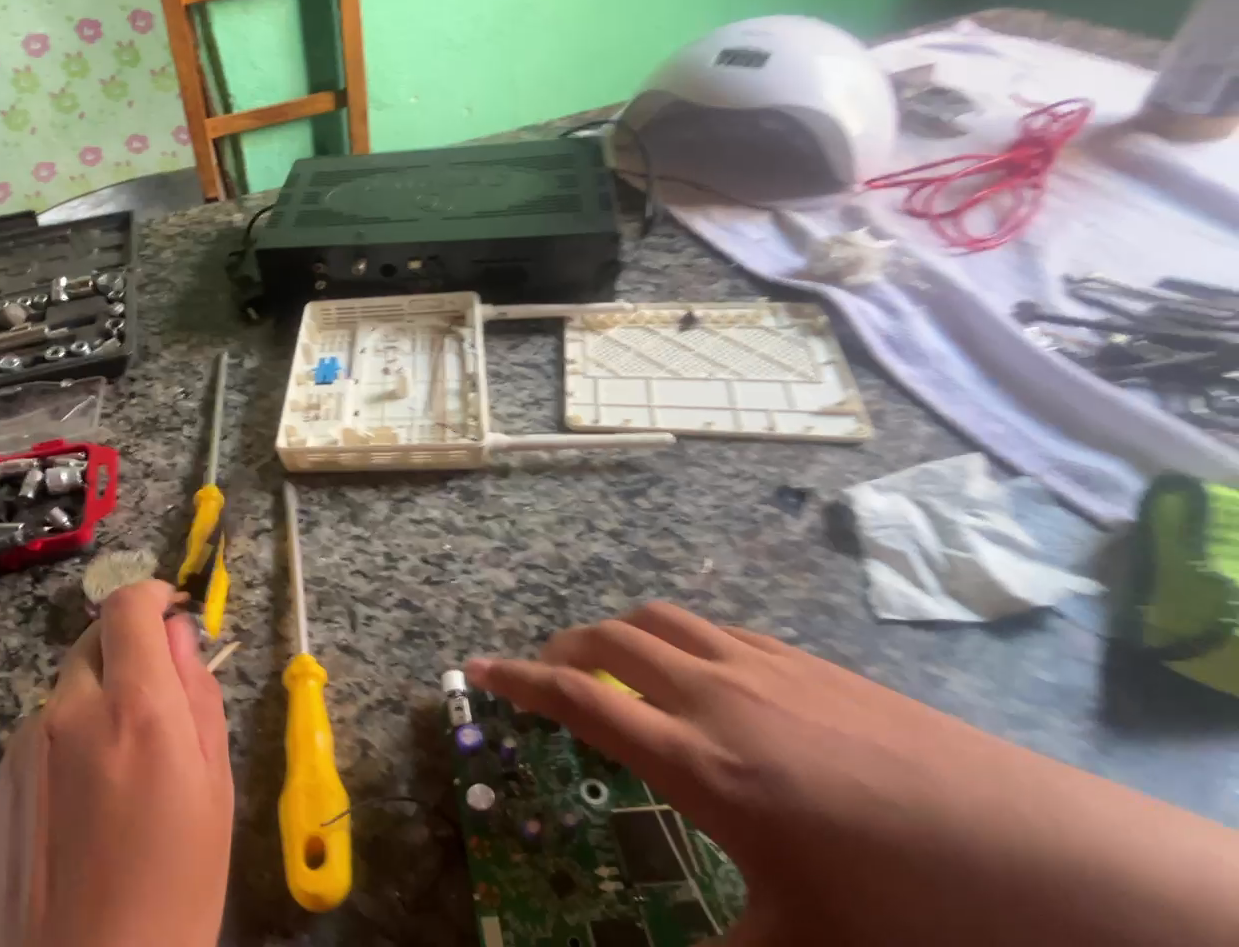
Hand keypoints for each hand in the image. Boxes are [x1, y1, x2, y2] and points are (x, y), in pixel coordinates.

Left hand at [0, 580, 231, 946]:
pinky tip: (85, 803)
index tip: (170, 610)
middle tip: (158, 706)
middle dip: (129, 651)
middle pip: (95, 641)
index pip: (127, 607)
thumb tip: (179, 633)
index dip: (150, 595)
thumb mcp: (214, 789)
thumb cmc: (175, 892)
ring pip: (68, 688)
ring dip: (99, 699)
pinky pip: (41, 731)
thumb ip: (198, 694)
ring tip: (122, 773)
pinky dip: (69, 736)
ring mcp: (23, 746)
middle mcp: (69, 711)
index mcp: (135, 709)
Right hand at [468, 603, 1238, 946]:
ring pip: (665, 619)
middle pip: (611, 639)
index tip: (478, 667)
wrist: (1054, 864)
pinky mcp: (816, 664)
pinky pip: (720, 629)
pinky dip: (681, 638)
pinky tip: (702, 675)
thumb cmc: (907, 911)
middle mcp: (720, 697)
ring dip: (620, 632)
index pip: (579, 699)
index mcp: (698, 762)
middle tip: (544, 675)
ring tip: (612, 666)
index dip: (518, 679)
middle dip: (562, 647)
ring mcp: (771, 671)